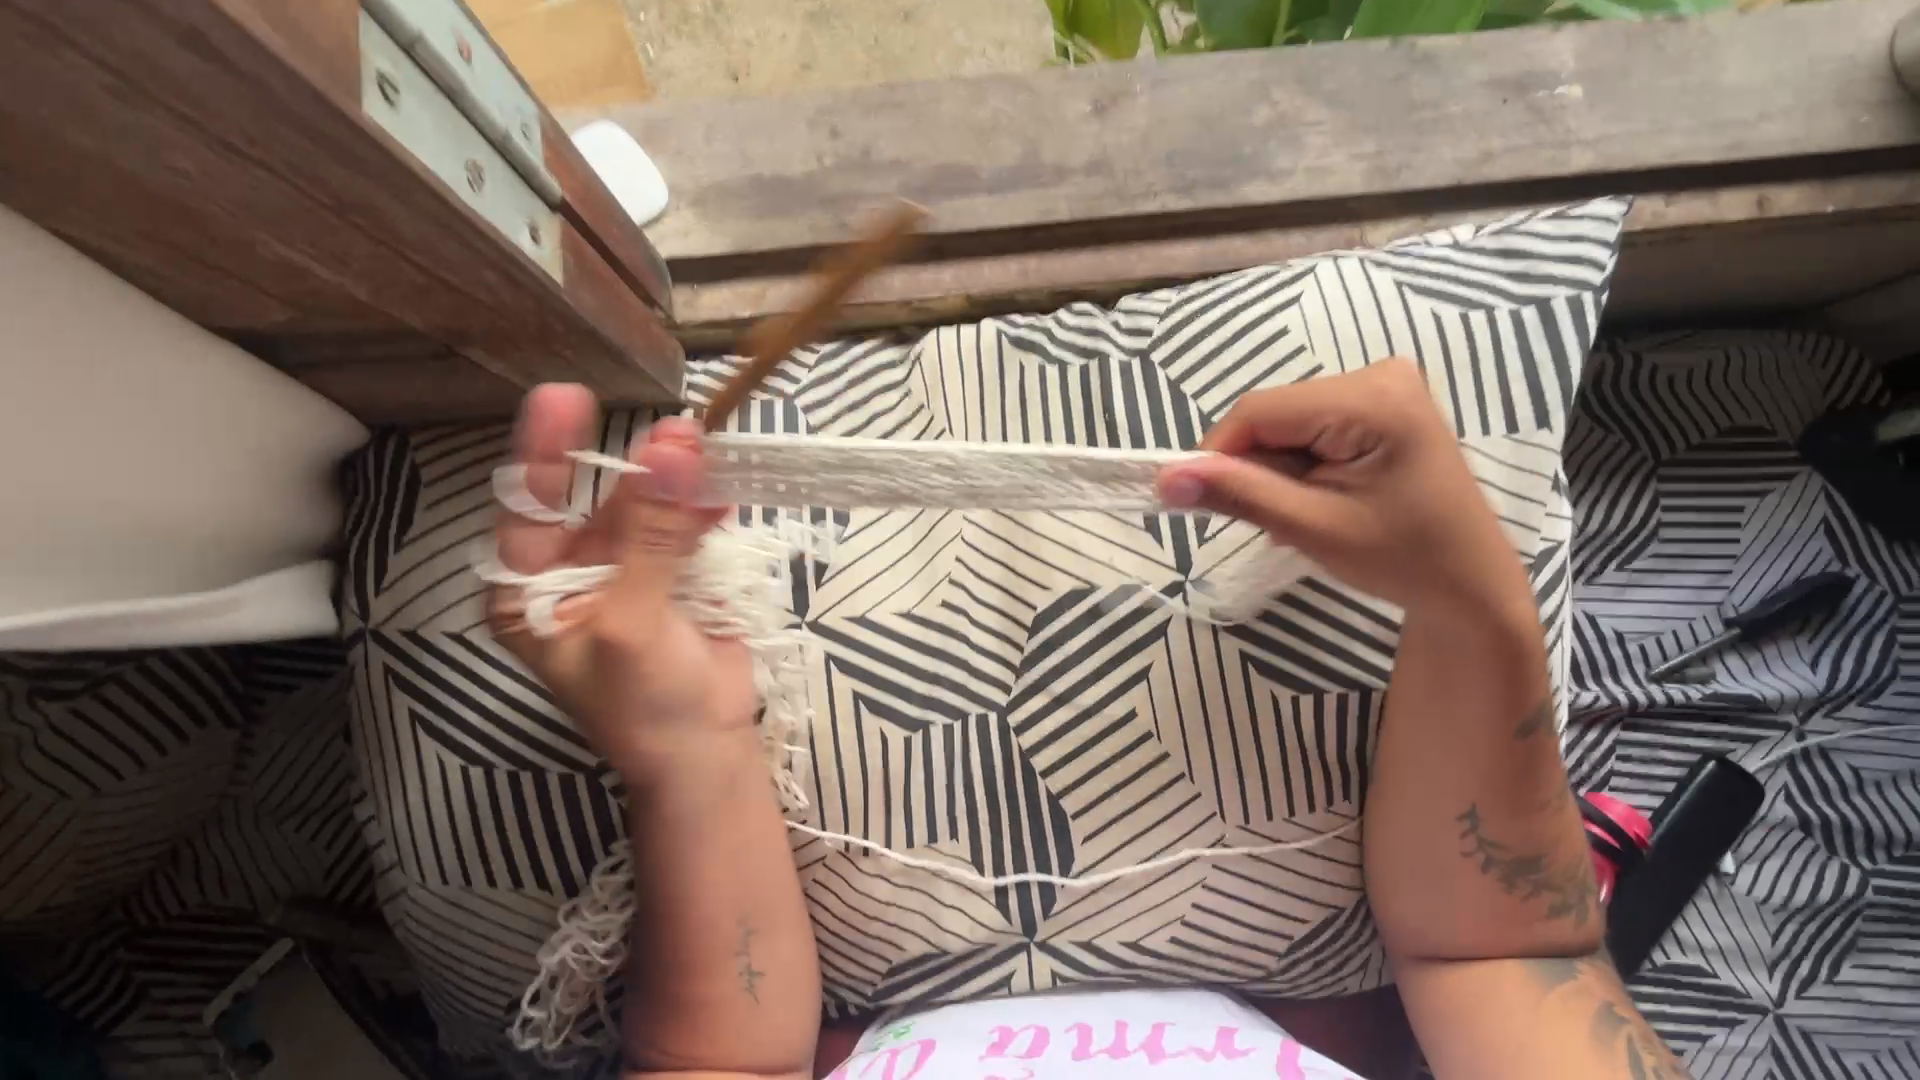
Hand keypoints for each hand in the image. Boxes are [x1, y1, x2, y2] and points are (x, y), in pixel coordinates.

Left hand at [487, 385, 756, 779]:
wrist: (704, 751)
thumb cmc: (642, 702)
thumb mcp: (630, 619)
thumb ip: (648, 535)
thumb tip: (672, 449)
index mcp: (530, 591)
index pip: (526, 509)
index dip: (543, 452)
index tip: (565, 397)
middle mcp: (573, 574)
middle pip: (600, 502)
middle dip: (635, 469)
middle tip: (676, 430)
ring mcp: (629, 572)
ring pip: (650, 510)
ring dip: (679, 483)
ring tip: (706, 451)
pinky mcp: (676, 577)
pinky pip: (687, 529)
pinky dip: (706, 511)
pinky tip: (723, 493)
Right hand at [1157, 359, 1533, 621]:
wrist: (1470, 584)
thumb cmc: (1400, 560)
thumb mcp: (1311, 528)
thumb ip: (1238, 494)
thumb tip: (1163, 479)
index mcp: (1372, 399)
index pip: (1258, 411)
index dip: (1216, 454)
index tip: (1197, 501)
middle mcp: (1378, 375)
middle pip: (1272, 416)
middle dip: (1255, 468)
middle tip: (1272, 521)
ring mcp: (1383, 386)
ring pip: (1285, 425)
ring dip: (1275, 471)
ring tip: (1300, 517)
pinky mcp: (1380, 405)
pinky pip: (1308, 428)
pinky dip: (1297, 467)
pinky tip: (1318, 499)